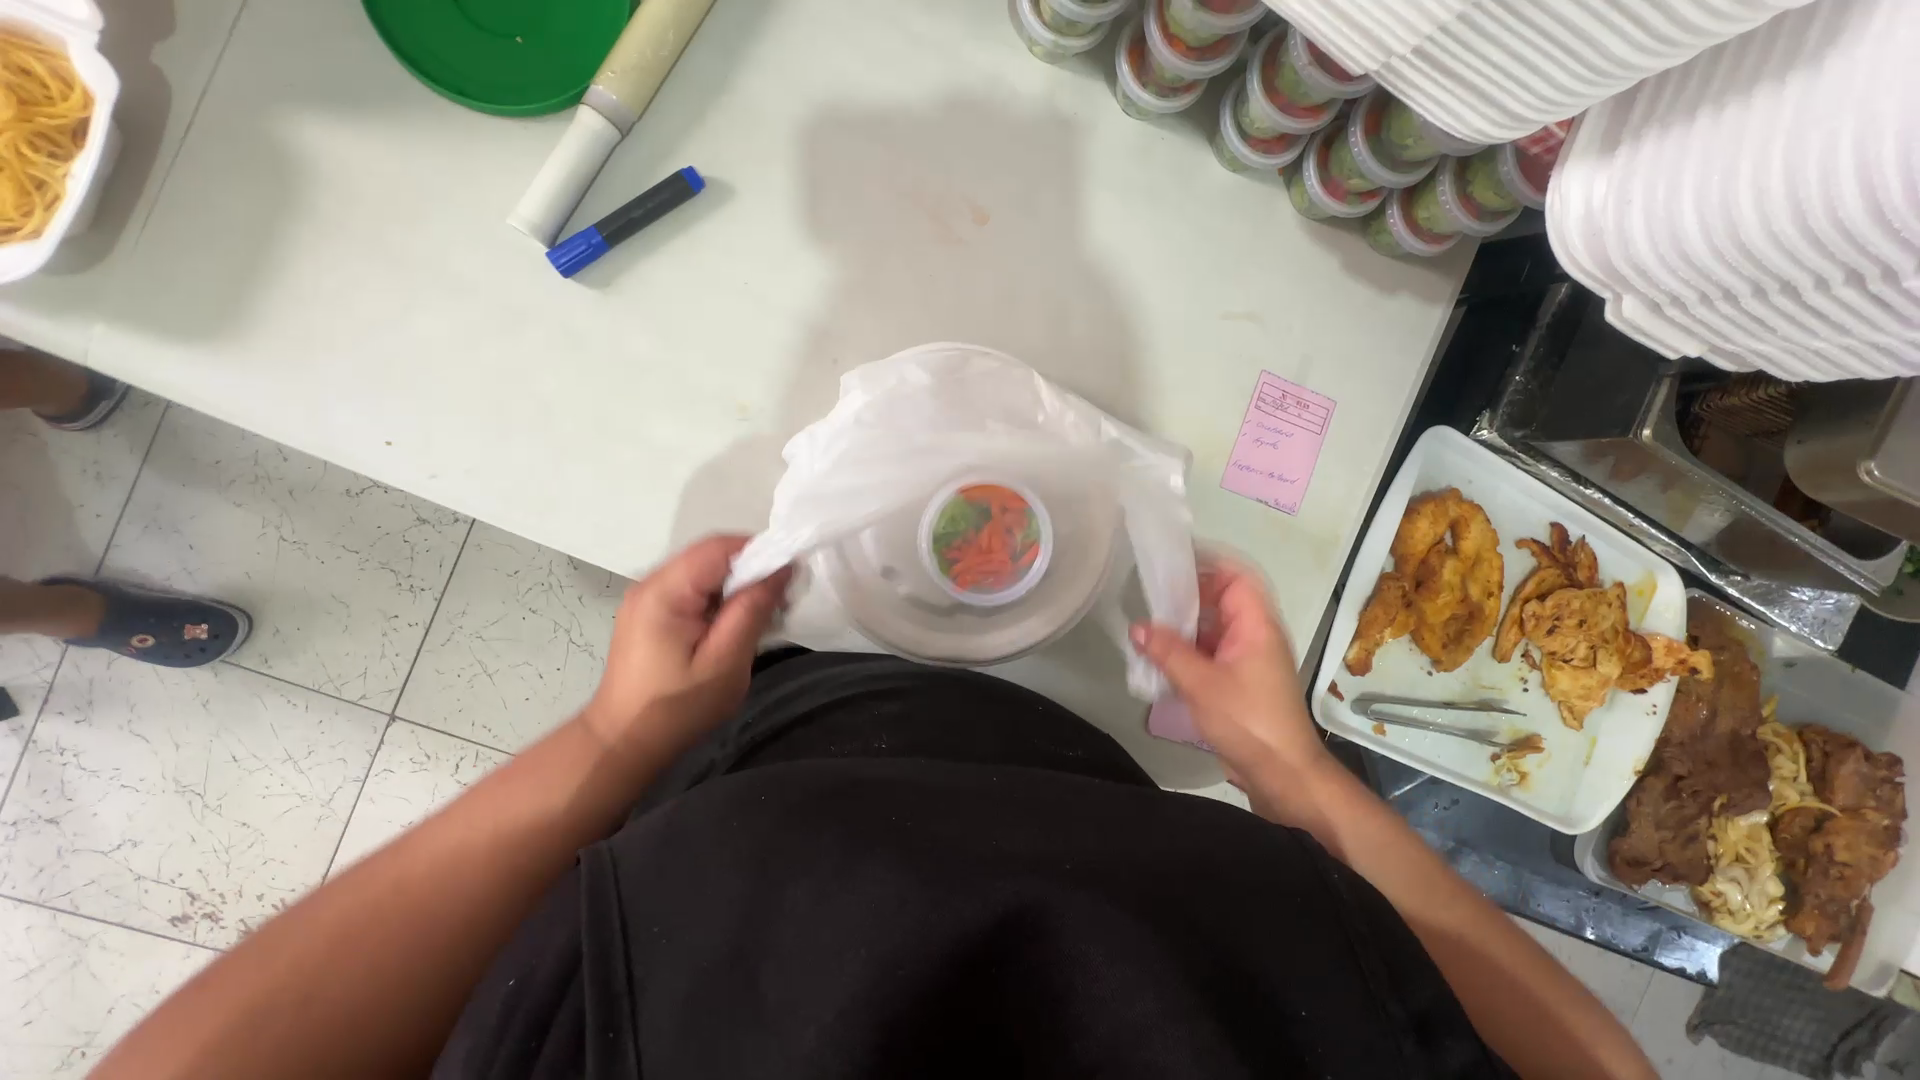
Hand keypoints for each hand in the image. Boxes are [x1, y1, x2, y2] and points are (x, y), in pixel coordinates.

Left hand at [580, 535, 791, 760]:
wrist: (623, 742)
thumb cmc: (676, 709)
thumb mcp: (725, 662)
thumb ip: (752, 610)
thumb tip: (781, 569)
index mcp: (665, 592)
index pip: (719, 547)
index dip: (760, 552)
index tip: (790, 576)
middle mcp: (651, 584)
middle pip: (710, 555)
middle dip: (751, 569)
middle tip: (780, 599)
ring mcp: (648, 597)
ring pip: (704, 571)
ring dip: (737, 585)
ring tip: (762, 613)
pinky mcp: (651, 613)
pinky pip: (693, 589)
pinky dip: (720, 598)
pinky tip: (734, 624)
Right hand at [1130, 557, 1334, 806]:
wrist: (1283, 773)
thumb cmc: (1249, 720)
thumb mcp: (1201, 684)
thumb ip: (1168, 652)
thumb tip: (1137, 627)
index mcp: (1256, 625)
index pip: (1235, 577)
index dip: (1206, 565)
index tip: (1169, 564)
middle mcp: (1255, 636)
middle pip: (1221, 601)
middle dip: (1185, 599)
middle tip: (1147, 598)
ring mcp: (1248, 660)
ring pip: (1213, 630)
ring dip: (1183, 629)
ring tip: (1146, 629)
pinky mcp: (1240, 683)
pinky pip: (1211, 654)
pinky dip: (1187, 653)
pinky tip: (1159, 660)